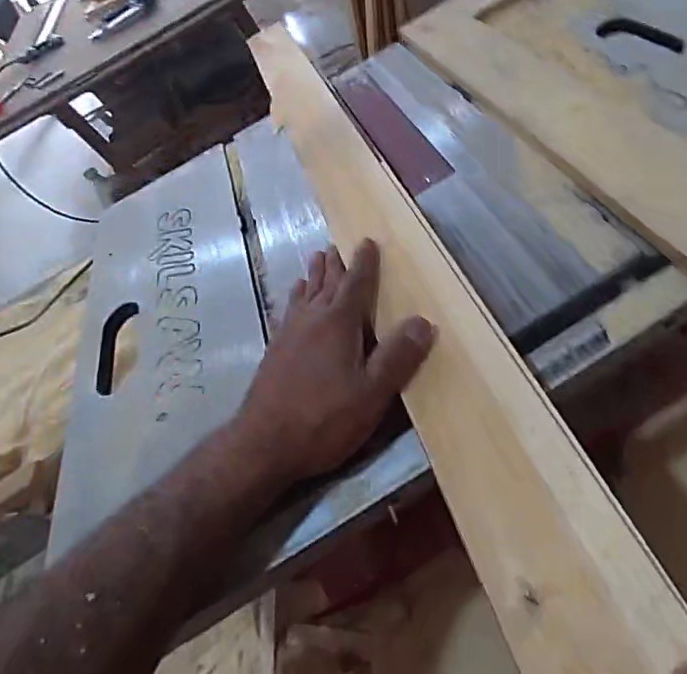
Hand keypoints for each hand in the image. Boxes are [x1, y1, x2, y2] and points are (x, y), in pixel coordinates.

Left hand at [231, 240, 434, 484]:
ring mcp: (289, 332)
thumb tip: (423, 321)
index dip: (364, 263)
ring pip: (305, 293)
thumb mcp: (371, 394)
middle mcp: (312, 319)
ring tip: (317, 258)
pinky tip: (294, 299)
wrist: (263, 444)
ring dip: (314, 275)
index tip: (367, 241)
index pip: (355, 283)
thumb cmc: (323, 419)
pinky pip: (289, 309)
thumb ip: (397, 357)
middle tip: (340, 244)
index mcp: (338, 323)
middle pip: (327, 282)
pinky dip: (296, 297)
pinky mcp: (275, 349)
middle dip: (336, 263)